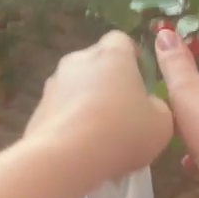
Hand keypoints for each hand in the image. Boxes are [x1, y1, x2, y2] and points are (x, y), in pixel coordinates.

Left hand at [24, 30, 174, 181]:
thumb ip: (157, 106)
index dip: (132, 56)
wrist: (66, 158)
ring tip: (99, 133)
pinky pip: (60, 109)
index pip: (121, 40)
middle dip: (108, 80)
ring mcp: (53, 84)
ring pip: (75, 86)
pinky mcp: (37, 109)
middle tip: (123, 109)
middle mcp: (78, 60)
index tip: (140, 77)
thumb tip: (147, 105)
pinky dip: (70, 121)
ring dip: (86, 101)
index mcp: (112, 55)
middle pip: (95, 62)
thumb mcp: (161, 123)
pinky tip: (79, 146)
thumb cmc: (122, 132)